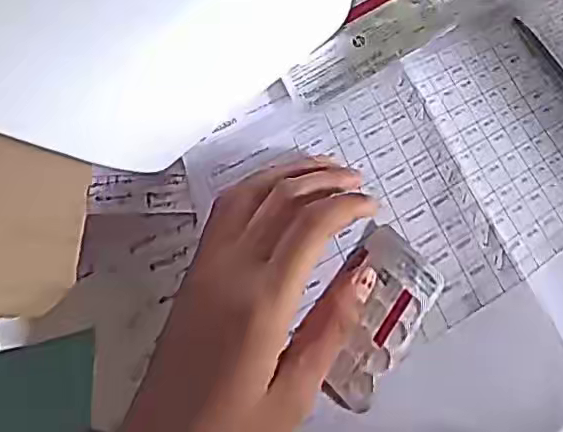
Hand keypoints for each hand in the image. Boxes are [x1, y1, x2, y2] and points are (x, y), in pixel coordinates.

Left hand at [120, 158, 378, 431]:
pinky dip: (259, 181)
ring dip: (292, 170)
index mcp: (261, 302)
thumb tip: (362, 275)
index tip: (369, 204)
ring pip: (252, 189)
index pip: (310, 224)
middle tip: (355, 180)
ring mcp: (207, 264)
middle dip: (325, 177)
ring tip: (323, 168)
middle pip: (282, 195)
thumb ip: (331, 327)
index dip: (346, 204)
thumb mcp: (292, 395)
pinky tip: (276, 185)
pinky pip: (227, 205)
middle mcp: (230, 270)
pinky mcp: (194, 269)